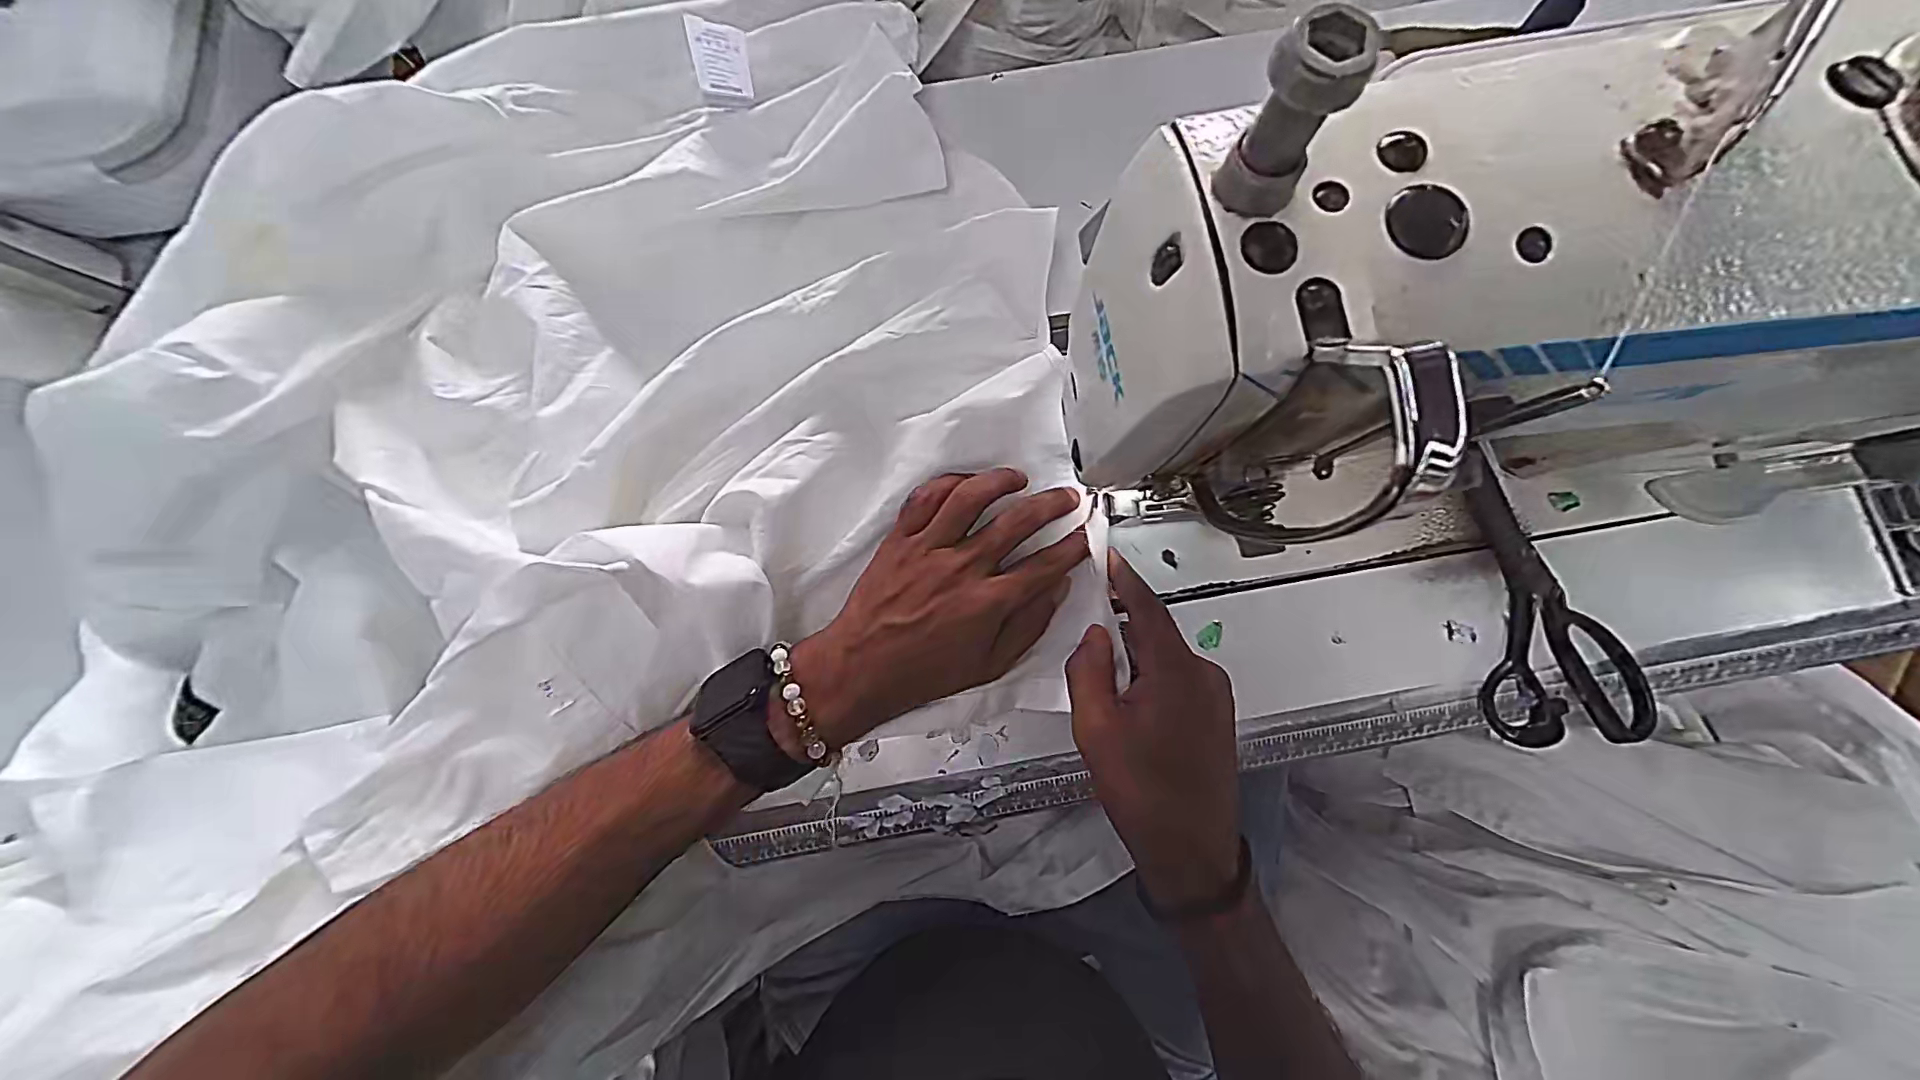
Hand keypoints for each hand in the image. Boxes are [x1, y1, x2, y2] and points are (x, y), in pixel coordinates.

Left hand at [776, 468, 1089, 756]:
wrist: (862, 667)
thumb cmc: (920, 671)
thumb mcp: (988, 664)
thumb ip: (1027, 626)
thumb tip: (1054, 592)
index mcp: (986, 603)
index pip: (1044, 565)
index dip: (1071, 547)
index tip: (1082, 537)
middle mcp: (961, 569)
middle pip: (1017, 522)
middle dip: (1051, 505)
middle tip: (1065, 499)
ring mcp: (928, 550)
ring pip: (970, 498)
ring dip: (1000, 482)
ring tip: (1018, 479)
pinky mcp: (900, 541)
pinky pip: (925, 499)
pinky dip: (948, 483)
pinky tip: (964, 483)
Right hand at [1067, 552, 1239, 909]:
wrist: (1191, 848)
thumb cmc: (1144, 793)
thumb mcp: (1096, 728)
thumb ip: (1088, 670)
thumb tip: (1095, 636)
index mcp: (1176, 672)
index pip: (1147, 608)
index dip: (1124, 579)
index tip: (1108, 558)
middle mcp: (1204, 676)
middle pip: (1156, 631)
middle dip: (1123, 626)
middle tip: (1089, 630)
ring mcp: (1215, 696)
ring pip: (1166, 657)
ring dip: (1136, 657)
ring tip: (1105, 682)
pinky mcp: (1216, 715)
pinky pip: (1178, 678)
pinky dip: (1151, 676)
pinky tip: (1130, 702)